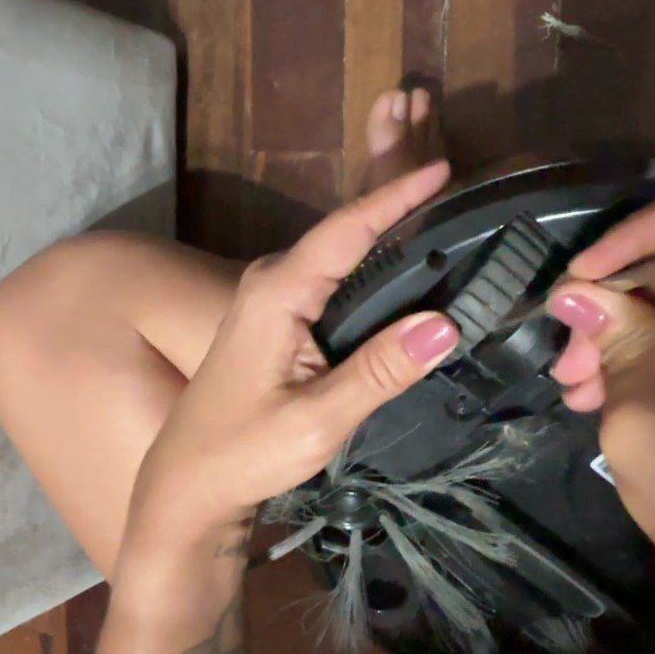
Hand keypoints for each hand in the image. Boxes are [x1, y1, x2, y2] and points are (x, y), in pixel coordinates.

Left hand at [126, 163, 461, 553]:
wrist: (189, 485)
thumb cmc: (243, 453)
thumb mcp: (317, 420)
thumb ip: (380, 371)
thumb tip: (446, 324)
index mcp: (278, 291)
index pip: (347, 228)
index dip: (397, 197)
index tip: (444, 168)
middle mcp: (273, 280)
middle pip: (347, 232)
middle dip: (402, 210)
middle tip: (465, 203)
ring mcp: (275, 298)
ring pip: (343, 257)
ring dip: (391, 242)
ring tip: (452, 234)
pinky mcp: (282, 319)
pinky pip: (337, 282)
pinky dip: (375, 275)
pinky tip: (409, 283)